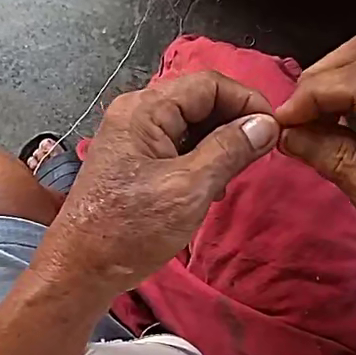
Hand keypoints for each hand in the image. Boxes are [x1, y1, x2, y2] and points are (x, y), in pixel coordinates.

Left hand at [38, 70, 278, 294]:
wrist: (80, 270)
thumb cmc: (129, 230)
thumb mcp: (189, 189)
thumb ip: (230, 150)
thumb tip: (266, 125)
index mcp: (145, 110)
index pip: (209, 84)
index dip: (247, 101)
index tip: (274, 129)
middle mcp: (137, 114)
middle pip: (200, 100)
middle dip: (235, 123)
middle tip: (261, 153)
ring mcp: (135, 137)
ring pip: (192, 124)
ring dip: (221, 143)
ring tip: (237, 173)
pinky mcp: (136, 160)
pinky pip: (179, 145)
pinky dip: (203, 158)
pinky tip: (213, 185)